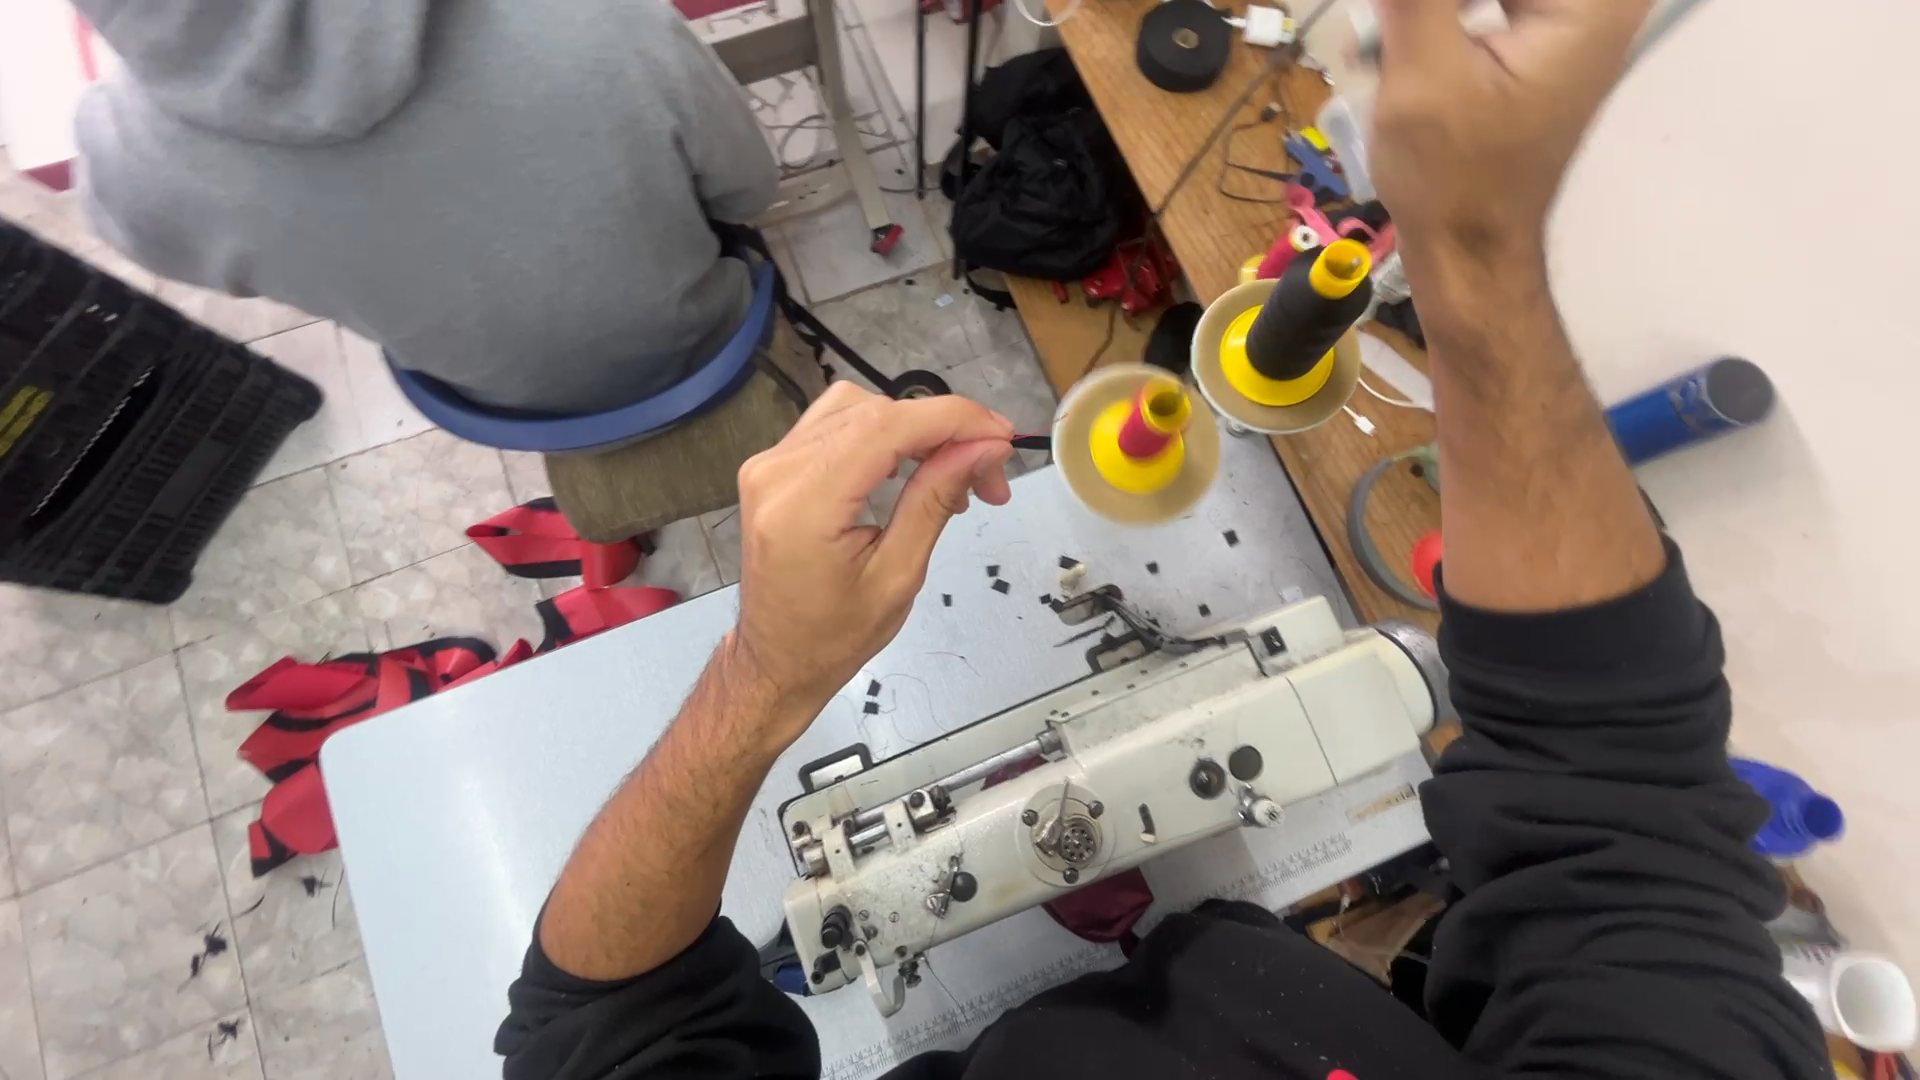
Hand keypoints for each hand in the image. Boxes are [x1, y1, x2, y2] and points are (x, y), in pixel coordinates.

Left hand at [727, 383, 1014, 748]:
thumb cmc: (836, 636)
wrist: (776, 659)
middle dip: (943, 431)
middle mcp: (776, 470)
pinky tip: (911, 467)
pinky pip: (836, 425)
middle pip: (874, 412)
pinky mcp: (772, 465)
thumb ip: (936, 499)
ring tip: (953, 473)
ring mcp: (768, 463)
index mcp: (803, 505)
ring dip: (915, 430)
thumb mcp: (899, 575)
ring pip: (857, 408)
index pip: (886, 426)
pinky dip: (883, 435)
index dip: (952, 419)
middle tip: (988, 475)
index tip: (1002, 436)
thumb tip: (987, 447)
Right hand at [1370, 0, 1650, 276]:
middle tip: (1390, 26)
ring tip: (1387, 37)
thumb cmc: (1450, 177)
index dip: (1432, 3)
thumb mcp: (1420, 76)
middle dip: (1427, 9)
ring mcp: (1572, 18)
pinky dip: (1444, 17)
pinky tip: (1400, 36)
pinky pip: (1491, 5)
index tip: (1410, 19)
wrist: (1468, 250)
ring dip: (1430, 13)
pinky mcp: (1542, 40)